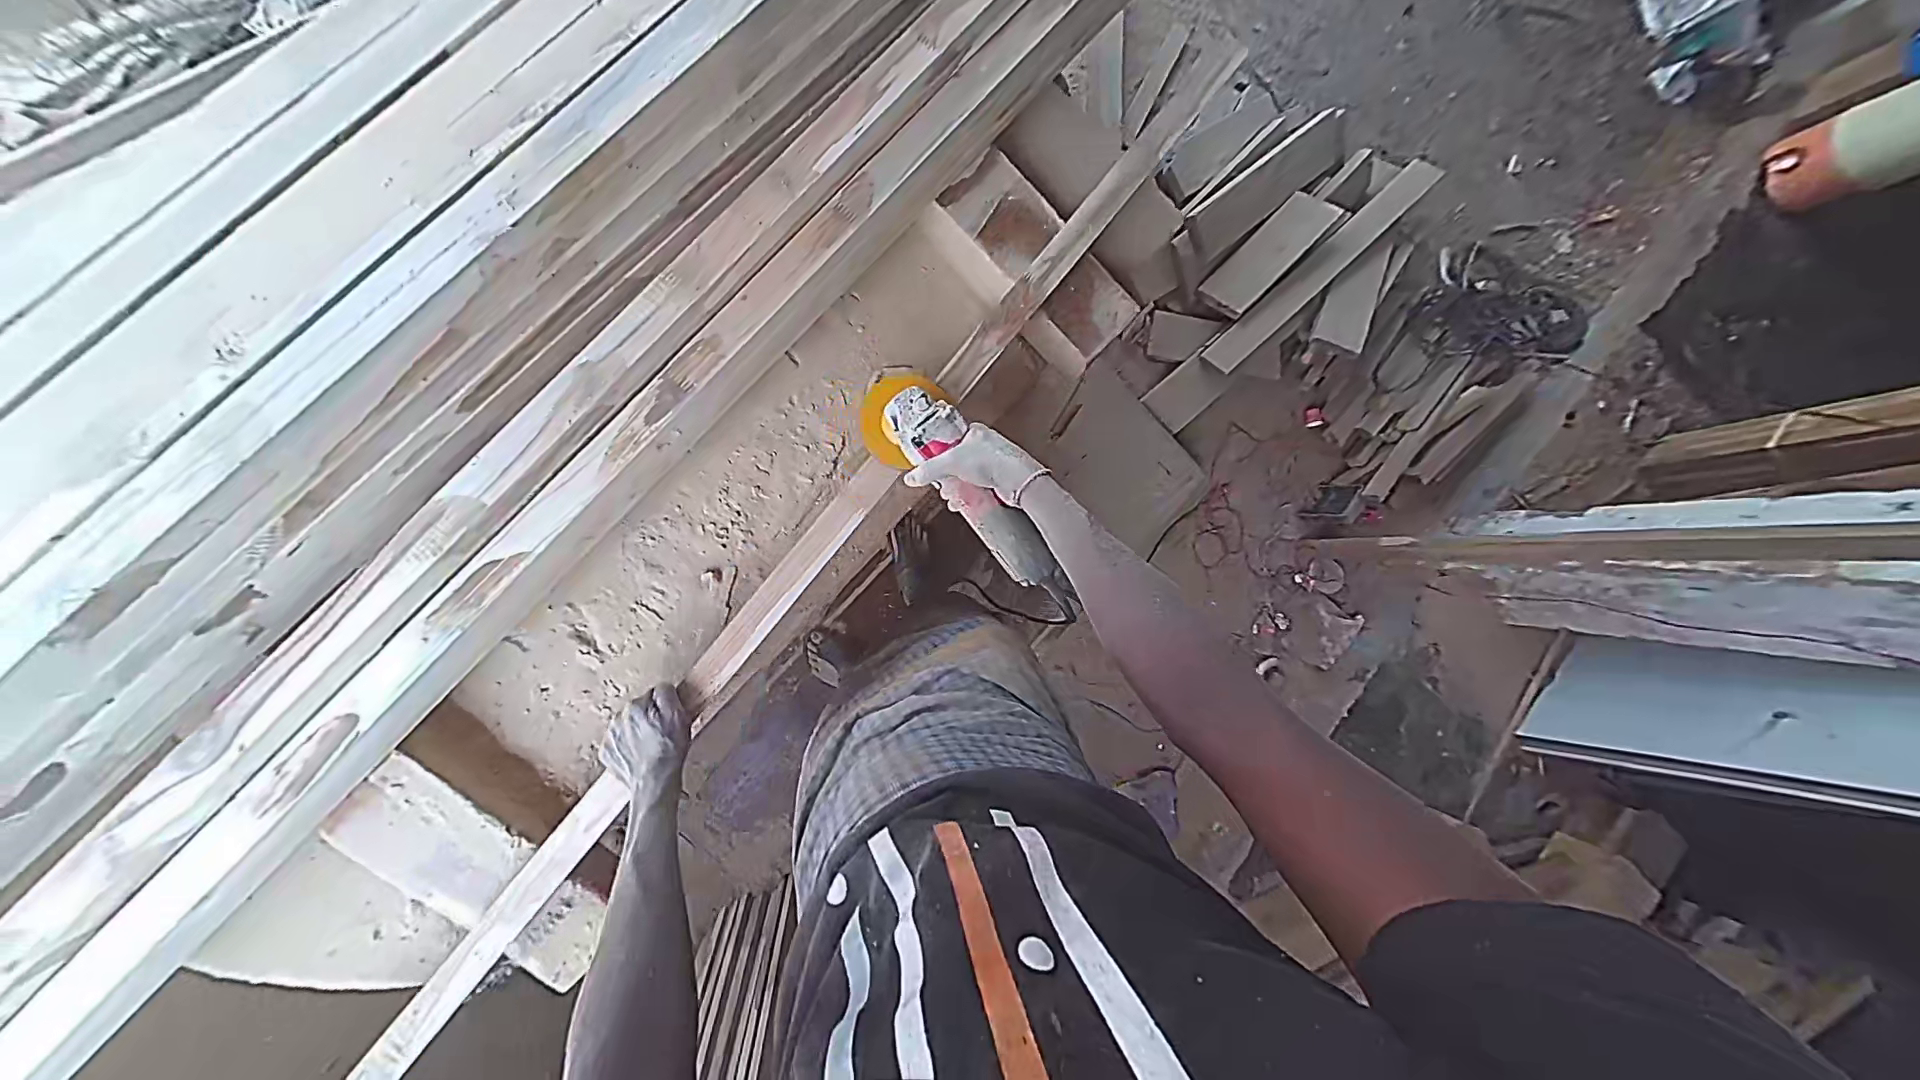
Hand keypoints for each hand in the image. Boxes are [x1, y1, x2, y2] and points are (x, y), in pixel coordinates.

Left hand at [600, 683, 690, 800]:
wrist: (654, 781)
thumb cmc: (669, 749)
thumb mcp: (678, 715)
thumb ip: (666, 693)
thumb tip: (661, 687)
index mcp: (635, 706)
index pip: (652, 695)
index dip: (664, 707)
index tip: (668, 719)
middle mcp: (617, 719)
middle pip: (638, 710)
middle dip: (648, 718)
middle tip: (661, 733)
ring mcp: (609, 737)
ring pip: (627, 725)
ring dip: (637, 731)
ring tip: (651, 745)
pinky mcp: (607, 753)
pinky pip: (619, 742)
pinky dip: (628, 745)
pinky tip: (640, 753)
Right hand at [902, 423, 1048, 507]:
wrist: (1018, 480)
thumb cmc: (993, 461)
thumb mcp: (951, 463)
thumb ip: (928, 470)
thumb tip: (912, 477)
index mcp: (974, 432)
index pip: (948, 440)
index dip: (937, 454)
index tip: (928, 465)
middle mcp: (984, 445)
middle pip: (956, 462)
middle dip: (947, 477)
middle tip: (941, 484)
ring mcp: (992, 463)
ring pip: (967, 476)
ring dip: (957, 488)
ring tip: (952, 496)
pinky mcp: (998, 479)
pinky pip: (978, 487)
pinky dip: (970, 495)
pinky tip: (964, 502)